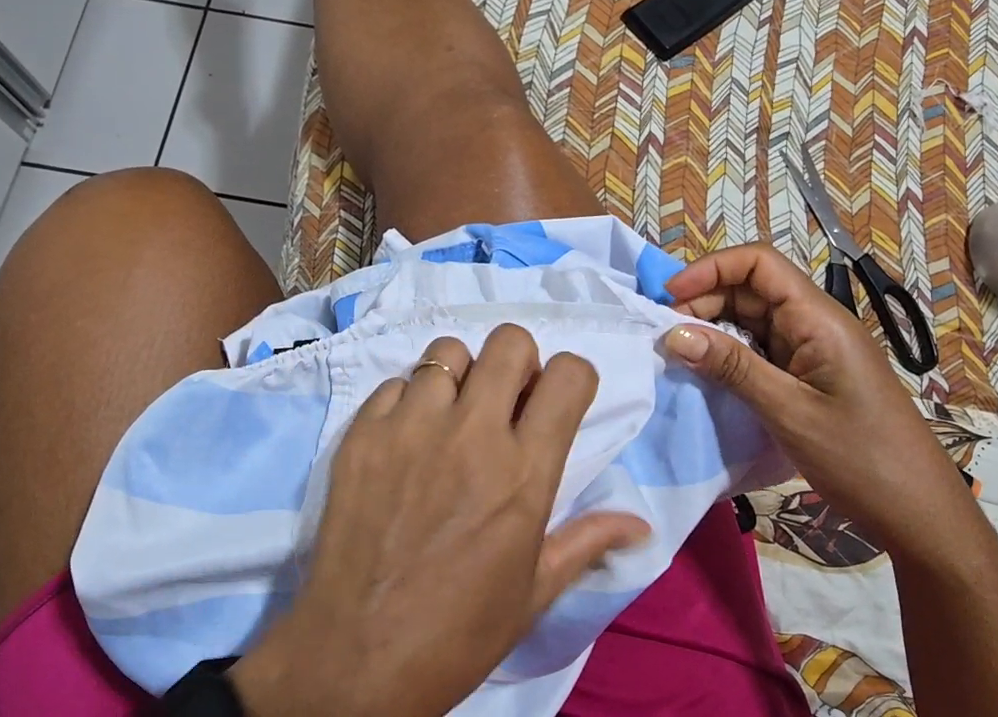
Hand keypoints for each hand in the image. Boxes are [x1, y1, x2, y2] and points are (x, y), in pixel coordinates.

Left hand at [229, 324, 649, 716]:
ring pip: (447, 352)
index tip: (558, 401)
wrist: (357, 656)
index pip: (569, 375)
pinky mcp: (363, 433)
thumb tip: (640, 525)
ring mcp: (411, 427)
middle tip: (505, 399)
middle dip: (517, 362)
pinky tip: (404, 439)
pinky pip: (395, 383)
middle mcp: (472, 433)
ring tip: (450, 414)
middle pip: (509, 342)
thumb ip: (586, 541)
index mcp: (525, 471)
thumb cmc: (458, 632)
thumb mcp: (533, 592)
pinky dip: (407, 400)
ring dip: (458, 376)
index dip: (571, 378)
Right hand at [661, 243, 977, 561]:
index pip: (759, 263)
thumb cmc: (859, 458)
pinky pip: (762, 348)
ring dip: (713, 327)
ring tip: (677, 352)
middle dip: (704, 300)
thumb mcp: (787, 410)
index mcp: (818, 318)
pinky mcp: (810, 375)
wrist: (918, 513)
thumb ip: (731, 367)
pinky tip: (707, 373)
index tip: (669, 297)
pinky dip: (730, 353)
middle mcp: (815, 323)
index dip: (711, 269)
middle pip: (751, 288)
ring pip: (753, 319)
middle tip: (664, 334)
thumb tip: (672, 332)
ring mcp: (814, 349)